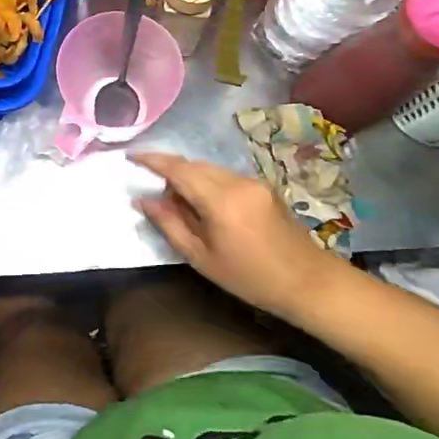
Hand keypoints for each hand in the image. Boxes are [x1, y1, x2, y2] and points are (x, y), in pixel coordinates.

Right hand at [131, 153, 345, 317]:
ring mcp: (253, 181)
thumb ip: (170, 224)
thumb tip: (144, 200)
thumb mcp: (202, 258)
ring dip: (190, 176)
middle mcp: (237, 181)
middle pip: (194, 165)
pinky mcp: (263, 186)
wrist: (306, 280)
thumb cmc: (249, 278)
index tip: (131, 157)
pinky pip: (226, 176)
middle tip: (151, 188)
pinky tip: (203, 204)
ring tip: (175, 200)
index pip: (179, 169)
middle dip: (170, 170)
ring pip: (211, 168)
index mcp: (220, 199)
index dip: (153, 160)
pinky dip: (208, 182)